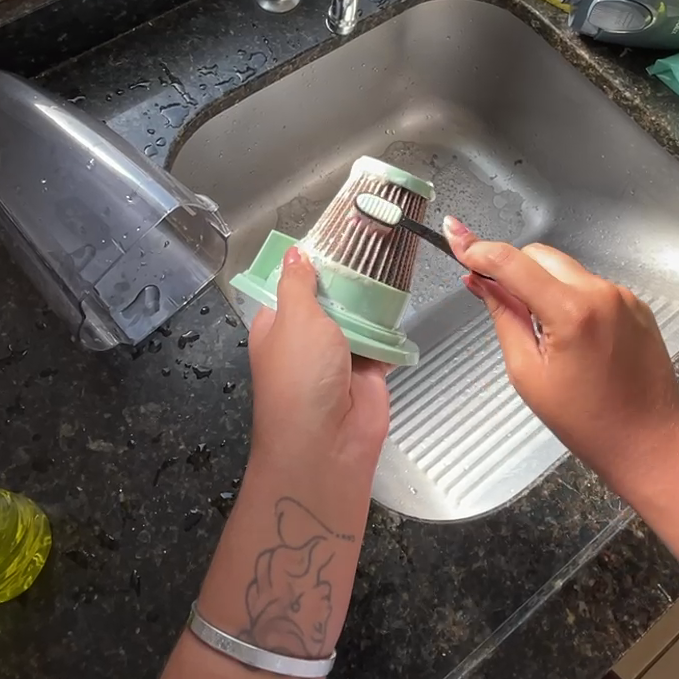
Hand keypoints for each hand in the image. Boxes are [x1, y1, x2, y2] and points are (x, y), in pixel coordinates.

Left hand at [245, 247, 391, 474]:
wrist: (327, 444)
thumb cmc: (300, 377)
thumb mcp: (295, 319)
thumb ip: (298, 283)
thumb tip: (294, 253)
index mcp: (277, 325)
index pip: (290, 285)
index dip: (308, 262)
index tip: (332, 234)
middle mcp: (305, 339)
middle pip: (328, 298)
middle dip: (345, 278)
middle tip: (370, 241)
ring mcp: (338, 356)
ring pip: (357, 317)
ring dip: (370, 300)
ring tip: (389, 262)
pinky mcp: (368, 370)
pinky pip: (381, 340)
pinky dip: (390, 328)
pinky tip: (401, 299)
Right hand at [445, 220, 678, 489]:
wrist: (650, 443)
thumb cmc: (585, 421)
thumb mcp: (528, 373)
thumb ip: (503, 317)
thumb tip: (478, 281)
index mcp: (570, 311)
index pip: (512, 262)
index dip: (477, 248)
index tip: (453, 235)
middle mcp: (600, 292)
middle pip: (538, 255)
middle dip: (513, 269)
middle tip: (496, 298)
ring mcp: (623, 296)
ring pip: (564, 268)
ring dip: (542, 284)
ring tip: (543, 330)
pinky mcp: (636, 305)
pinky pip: (590, 285)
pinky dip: (569, 296)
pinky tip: (571, 335)